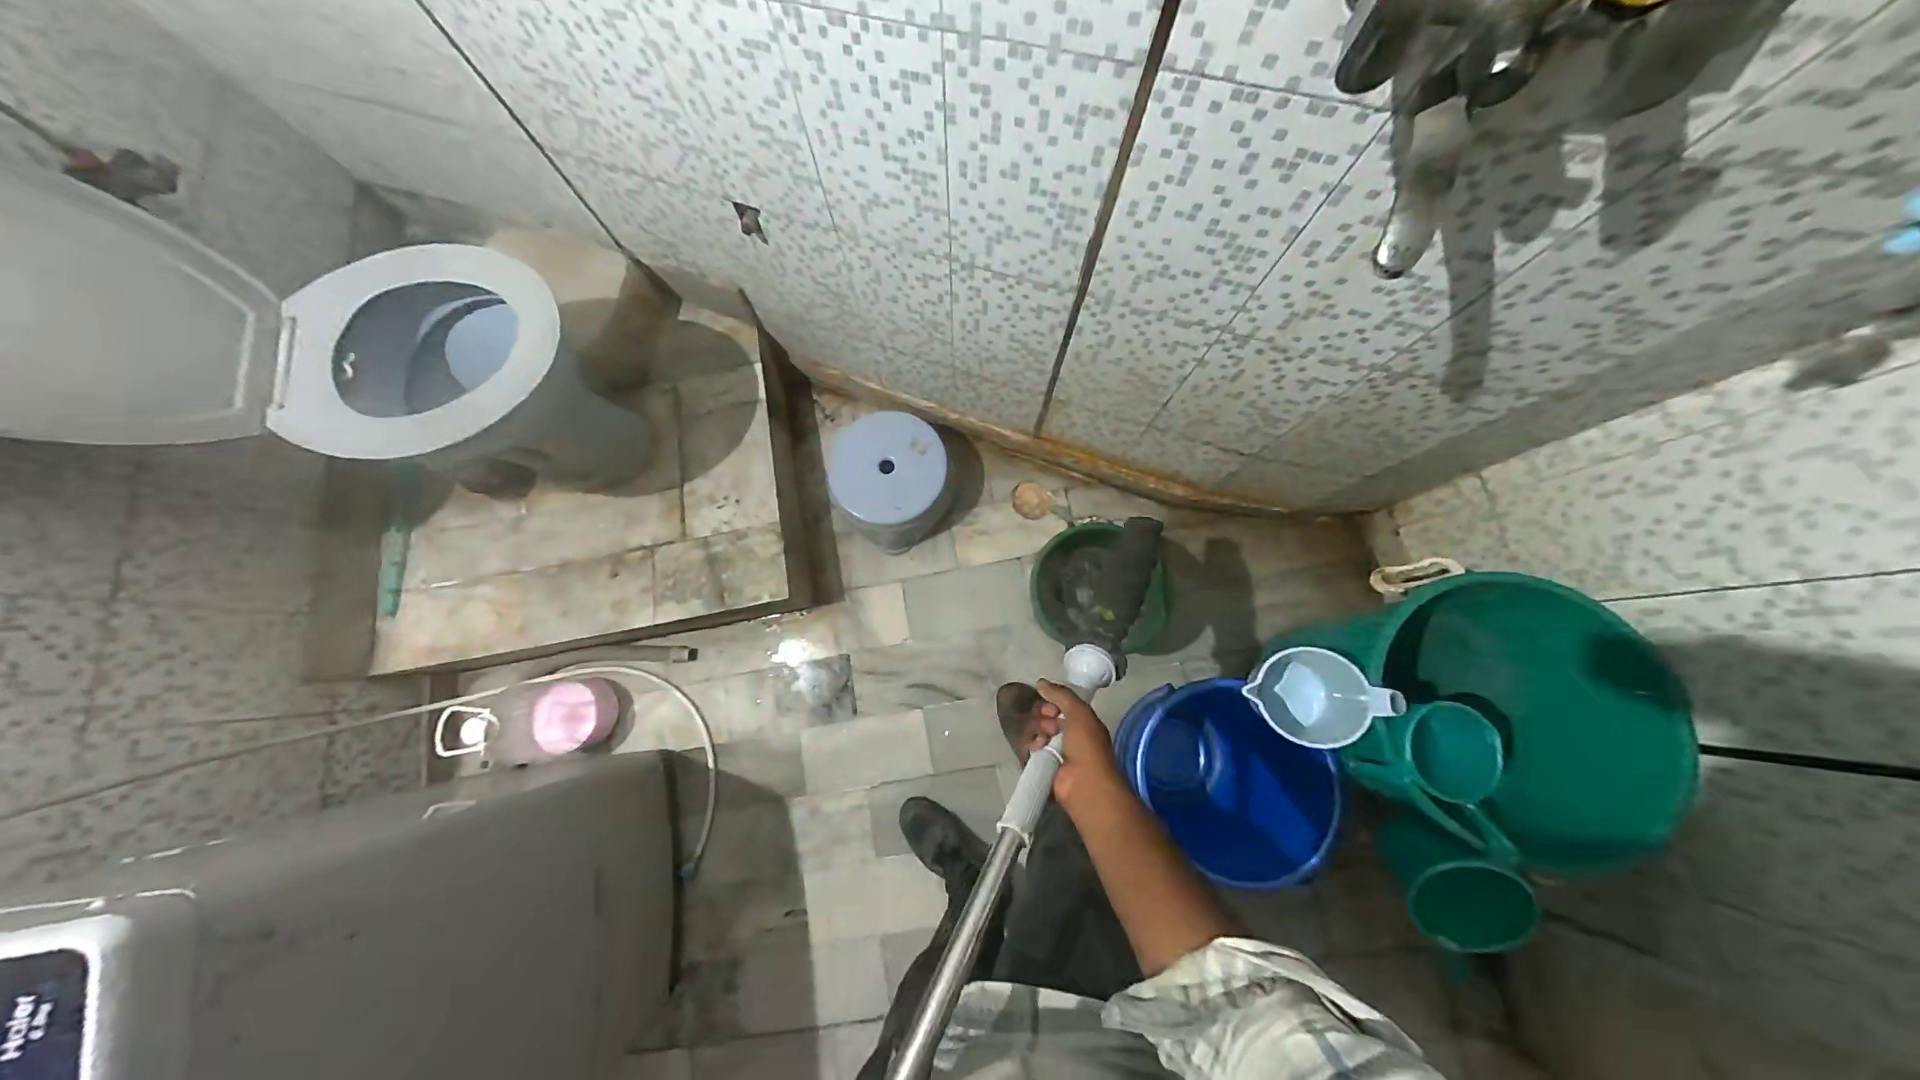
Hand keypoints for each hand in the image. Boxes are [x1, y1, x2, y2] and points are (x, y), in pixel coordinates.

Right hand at [1032, 679, 1127, 808]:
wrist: (1085, 784)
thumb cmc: (1087, 746)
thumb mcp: (1080, 713)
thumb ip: (1061, 695)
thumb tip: (1041, 682)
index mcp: (1081, 723)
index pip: (1060, 706)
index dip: (1052, 703)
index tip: (1049, 708)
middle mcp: (1068, 737)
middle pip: (1045, 718)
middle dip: (1042, 717)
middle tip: (1047, 726)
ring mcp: (1055, 752)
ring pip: (1036, 732)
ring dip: (1035, 732)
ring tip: (1042, 740)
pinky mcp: (1042, 766)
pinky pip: (1029, 750)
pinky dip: (1030, 747)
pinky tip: (1036, 749)